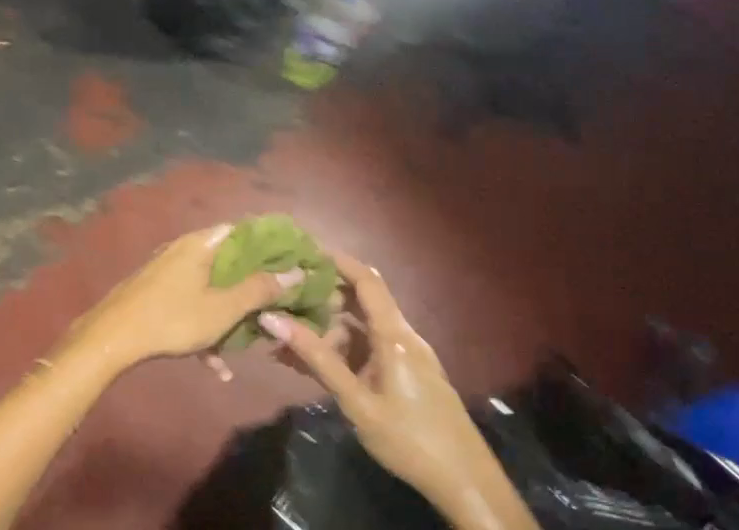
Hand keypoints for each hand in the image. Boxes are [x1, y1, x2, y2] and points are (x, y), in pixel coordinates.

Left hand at [60, 224, 303, 375]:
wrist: (114, 336)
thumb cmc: (173, 317)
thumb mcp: (223, 308)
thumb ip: (259, 289)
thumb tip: (295, 271)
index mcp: (200, 245)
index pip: (243, 231)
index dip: (272, 245)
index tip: (297, 263)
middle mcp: (183, 251)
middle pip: (230, 262)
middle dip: (256, 286)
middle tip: (283, 306)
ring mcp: (168, 272)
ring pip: (212, 288)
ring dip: (232, 315)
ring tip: (254, 342)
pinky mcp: (158, 294)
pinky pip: (192, 307)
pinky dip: (207, 331)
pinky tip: (218, 369)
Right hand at [261, 254, 525, 526]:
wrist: (468, 487)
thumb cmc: (411, 441)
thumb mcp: (357, 401)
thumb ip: (315, 358)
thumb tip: (270, 317)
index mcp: (395, 337)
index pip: (366, 280)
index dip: (335, 259)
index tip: (297, 250)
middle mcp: (402, 338)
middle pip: (356, 302)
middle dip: (316, 298)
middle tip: (276, 299)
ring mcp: (404, 357)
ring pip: (356, 328)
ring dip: (321, 330)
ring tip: (279, 338)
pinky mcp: (403, 375)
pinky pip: (364, 349)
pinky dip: (335, 350)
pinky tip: (303, 363)